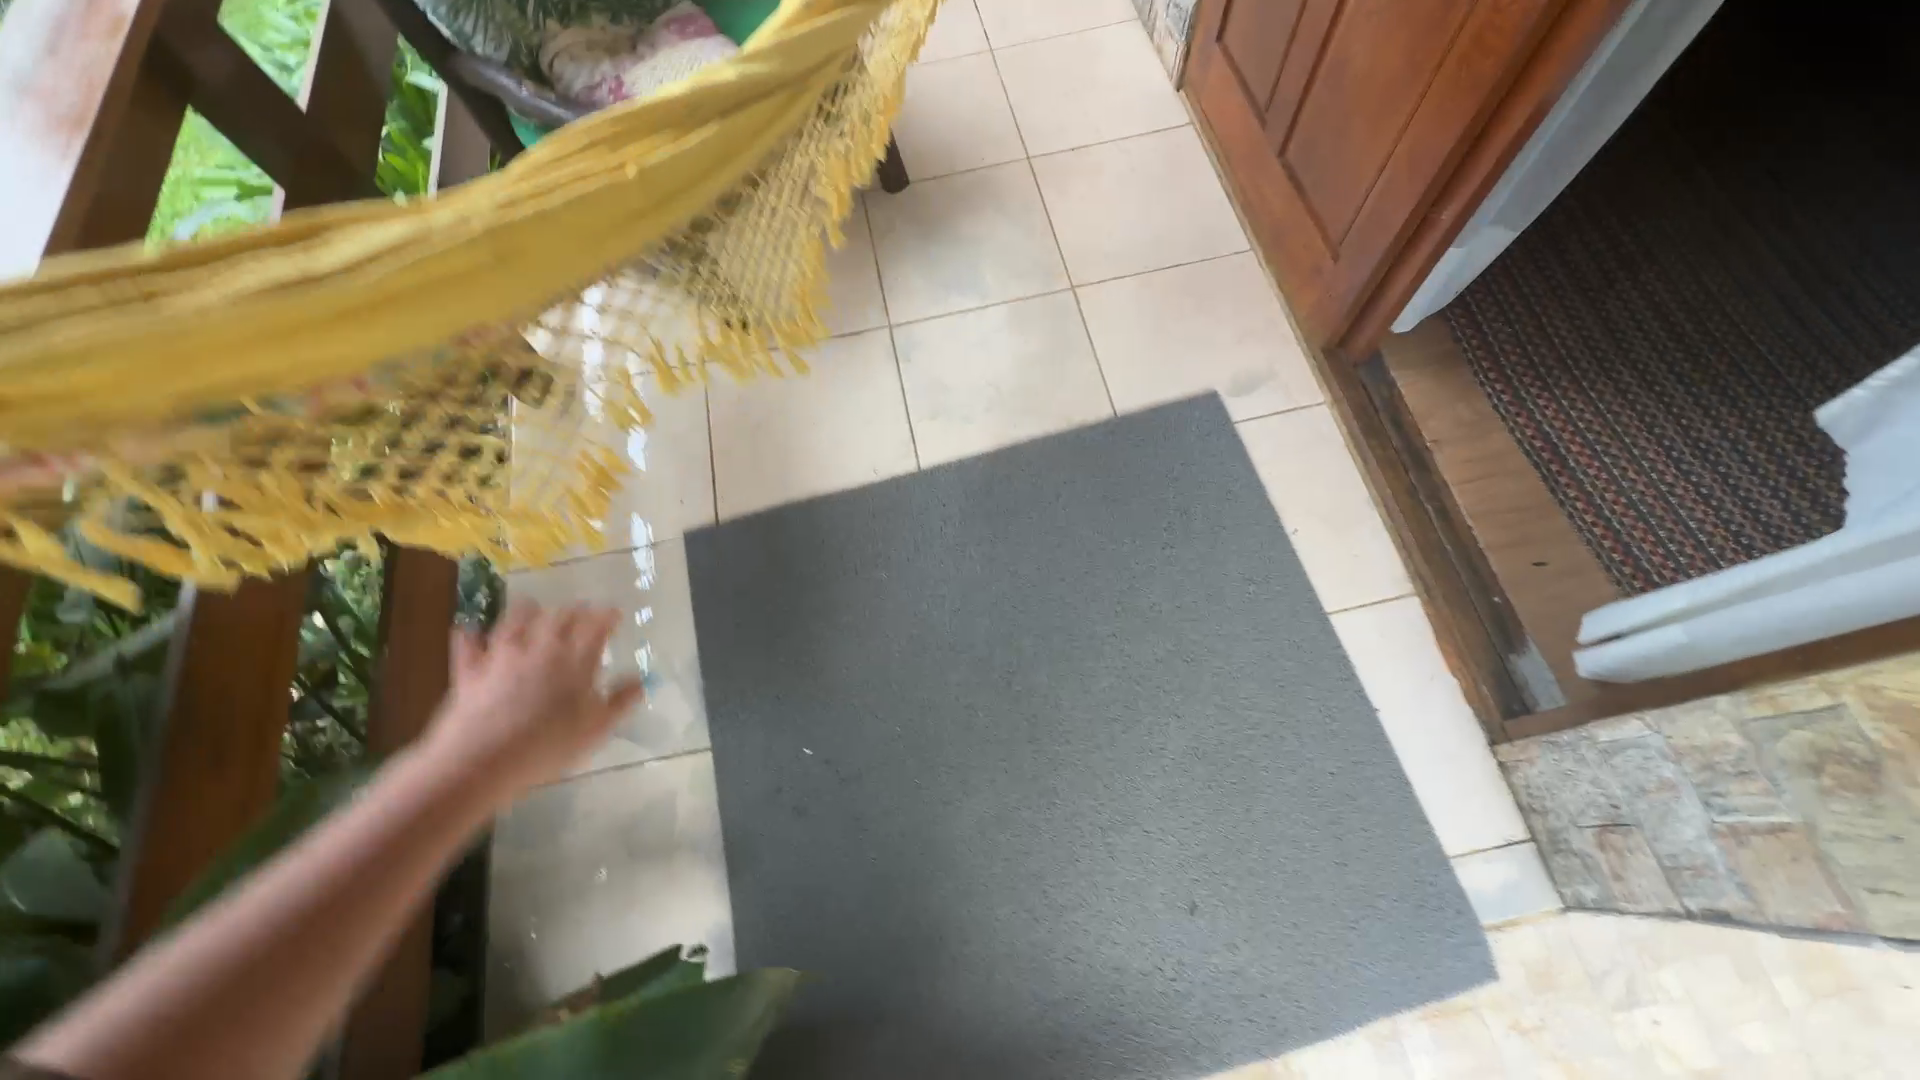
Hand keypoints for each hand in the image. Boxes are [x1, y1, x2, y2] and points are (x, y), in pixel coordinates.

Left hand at [421, 603, 644, 802]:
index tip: (615, 613)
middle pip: (558, 617)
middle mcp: (540, 648)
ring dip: (526, 611)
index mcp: (575, 659)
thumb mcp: (596, 729)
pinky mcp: (470, 671)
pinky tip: (468, 630)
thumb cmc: (549, 746)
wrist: (482, 761)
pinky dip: (469, 636)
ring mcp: (501, 656)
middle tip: (581, 610)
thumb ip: (620, 701)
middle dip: (572, 610)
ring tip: (533, 606)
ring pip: (514, 622)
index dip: (607, 616)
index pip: (596, 626)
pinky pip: (467, 646)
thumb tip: (639, 681)